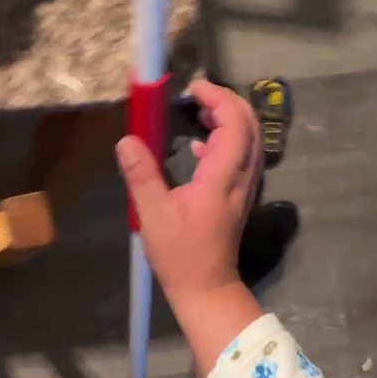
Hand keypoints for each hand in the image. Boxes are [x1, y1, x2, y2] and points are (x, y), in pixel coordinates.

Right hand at [116, 79, 262, 304]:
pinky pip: (241, 157)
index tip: (193, 89)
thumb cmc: (181, 255)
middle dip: (226, 102)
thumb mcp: (154, 215)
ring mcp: (244, 188)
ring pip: (249, 140)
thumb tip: (127, 140)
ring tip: (198, 113)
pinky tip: (199, 147)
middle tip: (197, 95)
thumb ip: (141, 175)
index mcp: (223, 176)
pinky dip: (226, 141)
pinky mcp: (239, 197)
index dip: (217, 98)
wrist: (207, 288)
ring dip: (228, 120)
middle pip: (249, 125)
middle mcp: (242, 177)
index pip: (234, 122)